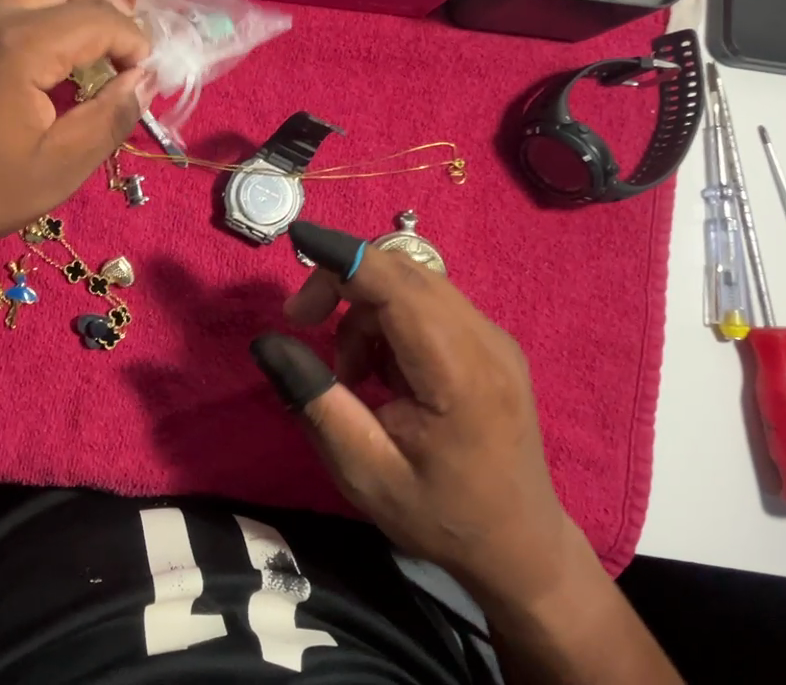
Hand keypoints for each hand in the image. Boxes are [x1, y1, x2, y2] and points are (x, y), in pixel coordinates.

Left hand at [0, 0, 149, 255]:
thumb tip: (144, 80)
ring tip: (82, 37)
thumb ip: (111, 117)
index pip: (99, 18)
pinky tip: (29, 51)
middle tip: (122, 33)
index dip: (134, 41)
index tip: (144, 71)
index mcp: (18, 44)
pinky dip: (23, 7)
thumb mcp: (59, 168)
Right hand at [251, 235, 585, 606]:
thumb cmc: (439, 515)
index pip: (397, 285)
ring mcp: (493, 338)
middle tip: (301, 323)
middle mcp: (485, 340)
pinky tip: (380, 373)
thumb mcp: (362, 470)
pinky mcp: (488, 344)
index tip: (295, 238)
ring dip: (362, 309)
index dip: (343, 254)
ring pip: (410, 284)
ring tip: (351, 375)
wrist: (518, 547)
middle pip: (401, 272)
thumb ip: (314, 399)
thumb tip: (268, 340)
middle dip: (341, 281)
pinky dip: (386, 321)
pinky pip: (426, 304)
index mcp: (459, 373)